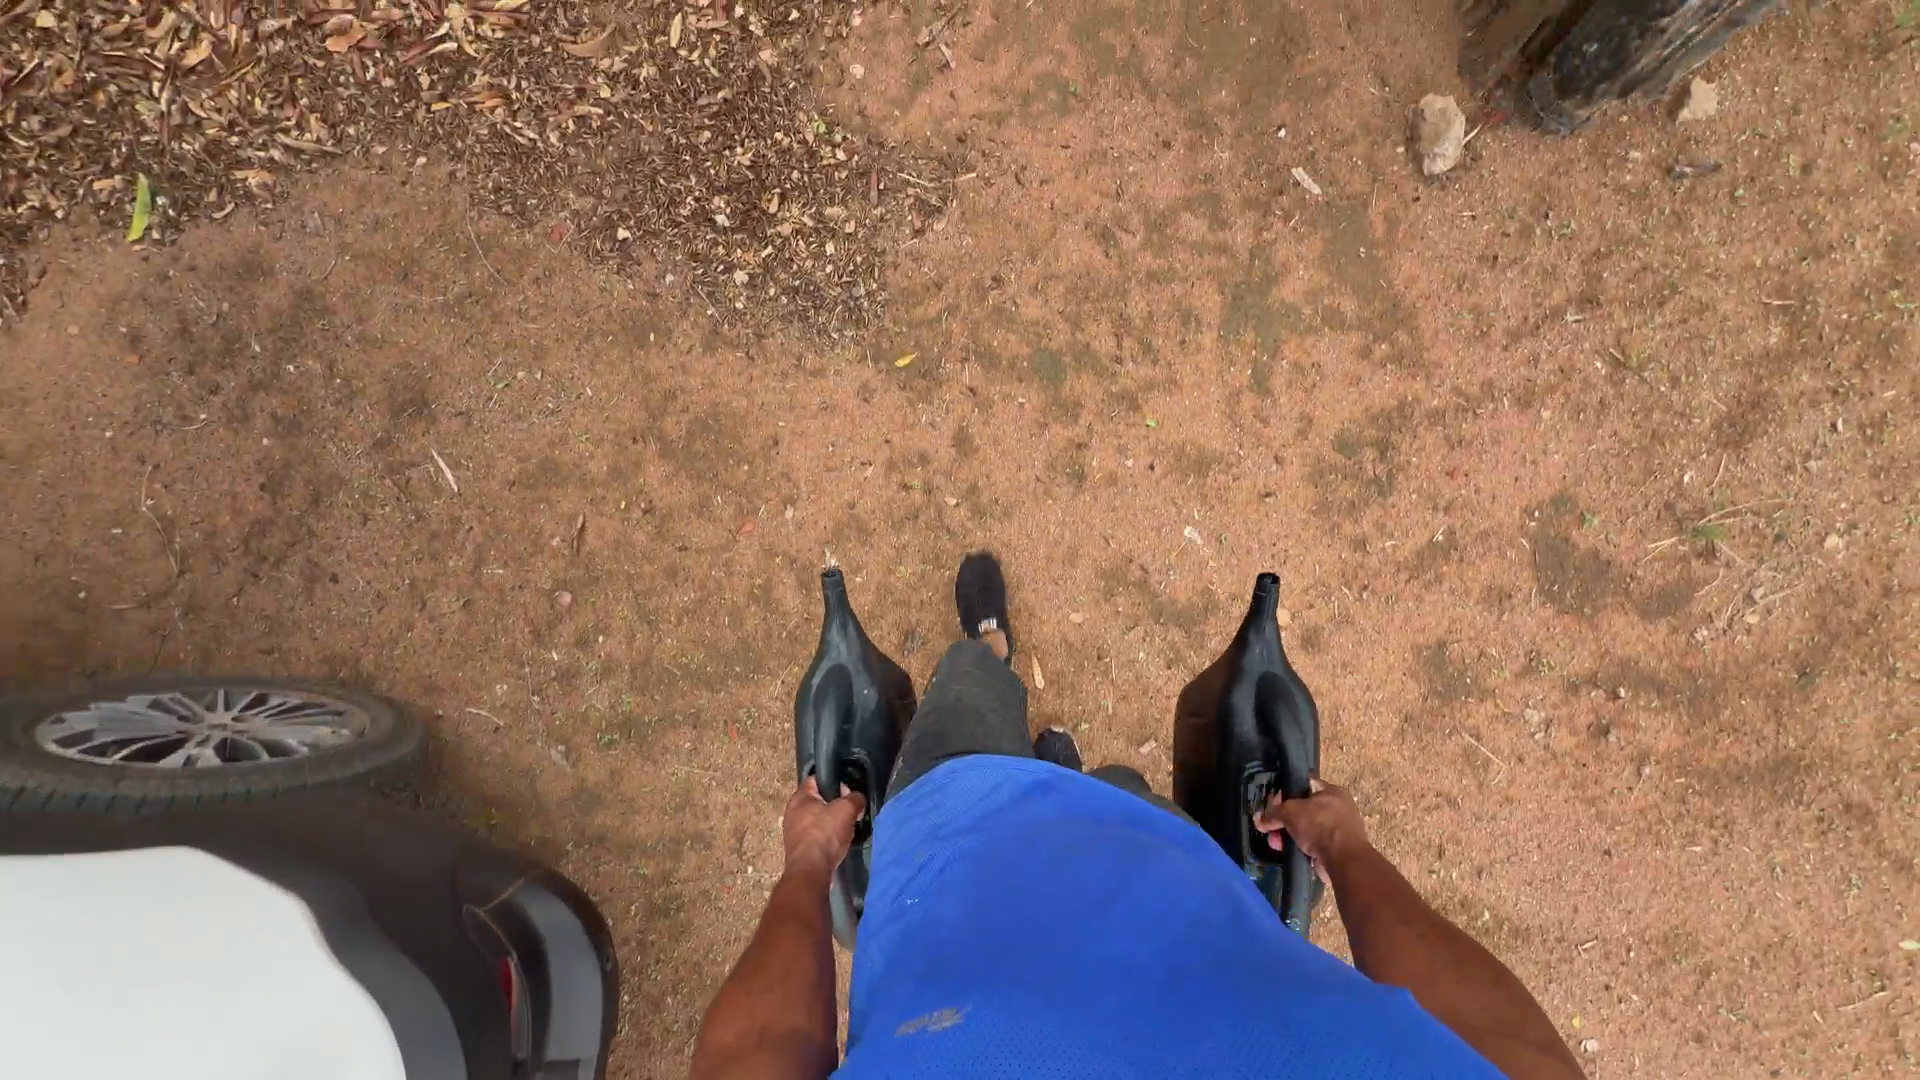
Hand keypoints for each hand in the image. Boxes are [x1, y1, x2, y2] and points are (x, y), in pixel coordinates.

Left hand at [782, 776, 865, 878]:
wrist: (811, 872)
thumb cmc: (825, 834)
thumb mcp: (847, 809)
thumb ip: (855, 798)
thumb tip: (857, 799)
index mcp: (800, 797)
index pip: (817, 779)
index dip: (835, 781)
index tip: (848, 792)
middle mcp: (793, 812)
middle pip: (819, 801)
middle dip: (836, 805)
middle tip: (850, 812)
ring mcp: (793, 832)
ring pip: (818, 820)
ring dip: (833, 823)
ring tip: (847, 830)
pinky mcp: (799, 849)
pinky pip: (816, 836)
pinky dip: (827, 838)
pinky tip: (838, 845)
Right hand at [1253, 777, 1369, 872]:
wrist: (1344, 860)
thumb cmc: (1319, 825)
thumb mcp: (1289, 812)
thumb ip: (1273, 813)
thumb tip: (1259, 820)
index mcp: (1333, 792)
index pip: (1303, 786)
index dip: (1284, 794)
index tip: (1271, 805)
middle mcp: (1339, 808)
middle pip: (1303, 810)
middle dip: (1284, 820)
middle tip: (1270, 828)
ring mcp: (1340, 830)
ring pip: (1307, 829)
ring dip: (1288, 835)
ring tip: (1276, 843)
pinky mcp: (1338, 850)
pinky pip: (1314, 844)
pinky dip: (1301, 848)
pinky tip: (1288, 852)